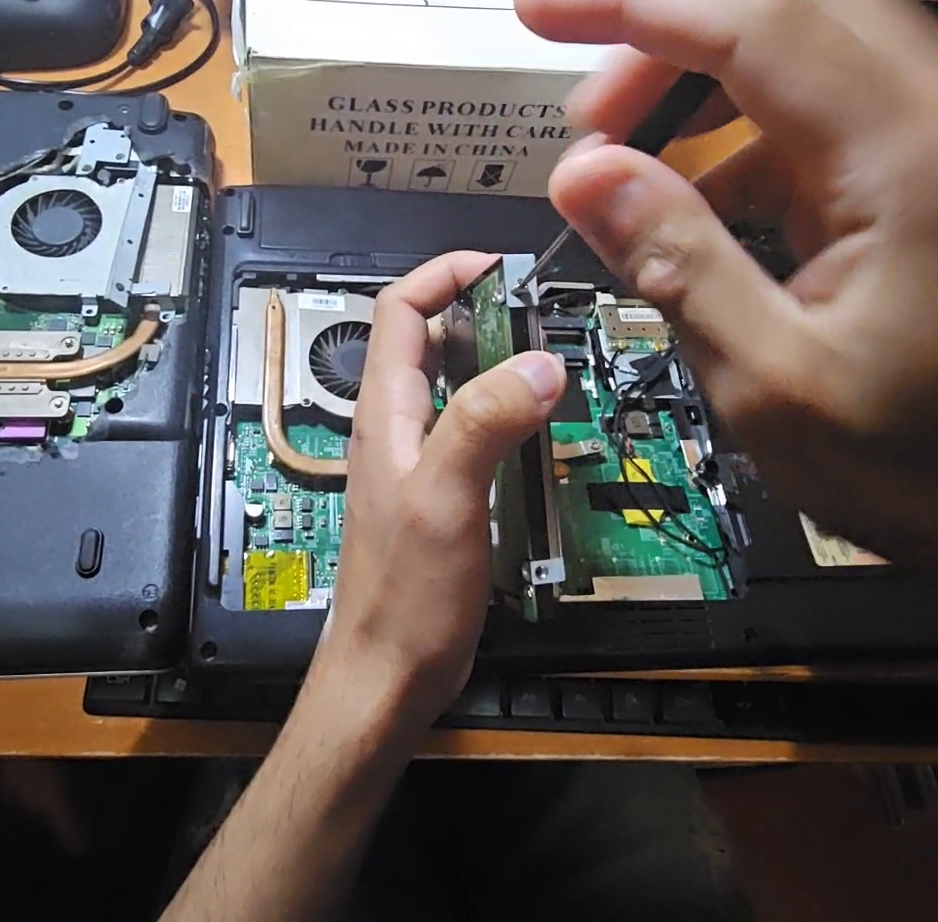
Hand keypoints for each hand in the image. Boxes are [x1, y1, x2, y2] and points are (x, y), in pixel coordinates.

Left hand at [315, 252, 565, 727]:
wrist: (389, 670)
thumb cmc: (406, 592)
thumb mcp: (445, 497)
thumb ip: (484, 423)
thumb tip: (539, 362)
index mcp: (385, 412)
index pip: (399, 311)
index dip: (441, 275)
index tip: (498, 267)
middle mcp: (397, 426)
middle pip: (430, 341)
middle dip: (481, 315)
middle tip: (543, 318)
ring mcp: (418, 459)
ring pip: (455, 386)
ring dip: (497, 364)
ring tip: (551, 363)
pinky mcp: (441, 492)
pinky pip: (472, 432)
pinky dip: (505, 414)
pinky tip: (540, 429)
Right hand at [515, 0, 937, 644]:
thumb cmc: (912, 474)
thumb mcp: (767, 383)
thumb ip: (673, 261)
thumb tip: (578, 172)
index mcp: (916, 161)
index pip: (760, 22)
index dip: (634, 2)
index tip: (536, 7)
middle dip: (667, 33)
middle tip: (583, 122)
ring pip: (808, 39)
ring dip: (697, 82)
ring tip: (619, 164)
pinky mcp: (937, 170)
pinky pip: (819, 110)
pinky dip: (734, 136)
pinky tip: (691, 207)